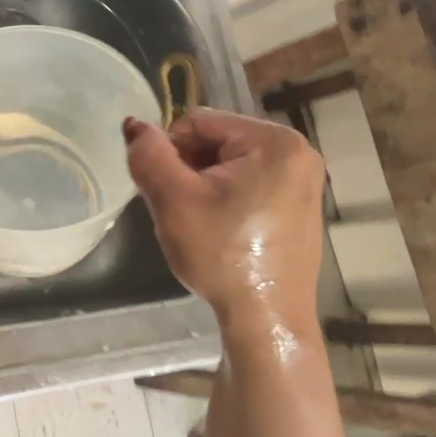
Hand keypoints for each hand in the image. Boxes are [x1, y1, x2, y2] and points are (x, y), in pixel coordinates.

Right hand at [123, 107, 324, 320]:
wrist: (265, 314)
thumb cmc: (220, 253)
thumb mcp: (172, 199)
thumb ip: (148, 155)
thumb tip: (133, 124)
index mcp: (274, 142)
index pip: (197, 122)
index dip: (169, 151)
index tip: (166, 190)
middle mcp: (298, 152)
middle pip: (215, 140)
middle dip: (187, 168)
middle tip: (179, 208)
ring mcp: (302, 180)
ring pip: (228, 163)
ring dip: (201, 184)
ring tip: (197, 221)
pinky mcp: (298, 204)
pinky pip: (247, 183)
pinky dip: (223, 198)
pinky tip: (218, 228)